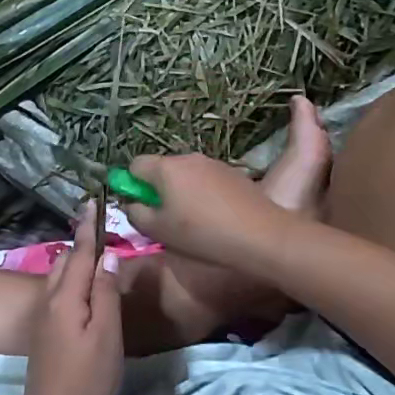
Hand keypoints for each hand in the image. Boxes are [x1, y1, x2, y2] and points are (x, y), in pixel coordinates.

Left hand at [20, 209, 123, 394]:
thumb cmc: (87, 380)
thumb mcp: (107, 335)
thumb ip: (106, 293)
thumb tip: (107, 257)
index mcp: (64, 296)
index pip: (80, 252)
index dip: (88, 227)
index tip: (92, 201)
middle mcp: (49, 301)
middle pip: (66, 262)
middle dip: (82, 242)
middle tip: (99, 225)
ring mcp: (44, 320)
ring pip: (60, 278)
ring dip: (76, 261)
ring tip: (94, 252)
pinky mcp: (45, 336)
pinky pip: (58, 294)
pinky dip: (72, 282)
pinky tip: (84, 290)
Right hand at [127, 96, 329, 325]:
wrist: (260, 235)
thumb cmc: (202, 234)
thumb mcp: (158, 230)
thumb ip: (136, 213)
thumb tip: (133, 203)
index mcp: (165, 168)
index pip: (135, 164)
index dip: (133, 184)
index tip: (143, 206)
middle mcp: (188, 158)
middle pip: (162, 168)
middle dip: (159, 189)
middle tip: (166, 218)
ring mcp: (213, 163)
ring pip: (185, 175)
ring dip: (182, 192)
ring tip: (193, 221)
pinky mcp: (233, 173)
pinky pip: (206, 180)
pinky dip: (203, 194)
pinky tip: (215, 217)